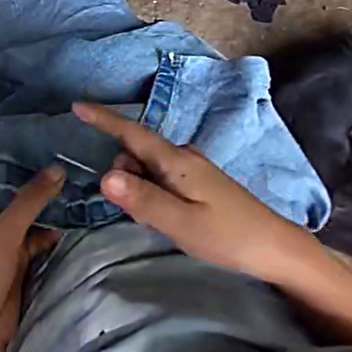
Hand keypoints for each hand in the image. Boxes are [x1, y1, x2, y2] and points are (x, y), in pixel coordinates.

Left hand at [0, 166, 63, 351]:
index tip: (41, 134)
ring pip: (29, 215)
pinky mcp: (19, 262)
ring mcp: (2, 243)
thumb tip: (58, 167)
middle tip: (69, 151)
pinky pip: (39, 237)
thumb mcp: (2, 234)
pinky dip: (54, 228)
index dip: (12, 156)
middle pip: (13, 194)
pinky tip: (75, 213)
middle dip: (37, 179)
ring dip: (49, 203)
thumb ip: (30, 200)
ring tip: (79, 175)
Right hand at [72, 102, 323, 284]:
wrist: (274, 246)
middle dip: (125, 177)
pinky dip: (154, 194)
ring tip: (163, 222)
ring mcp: (193, 168)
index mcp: (177, 161)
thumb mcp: (181, 224)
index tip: (77, 105)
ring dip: (141, 190)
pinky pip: (162, 178)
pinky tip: (171, 218)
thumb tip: (105, 176)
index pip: (132, 134)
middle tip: (144, 215)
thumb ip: (143, 200)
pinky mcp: (198, 182)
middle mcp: (183, 156)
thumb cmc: (228, 235)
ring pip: (148, 168)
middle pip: (136, 153)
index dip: (104, 119)